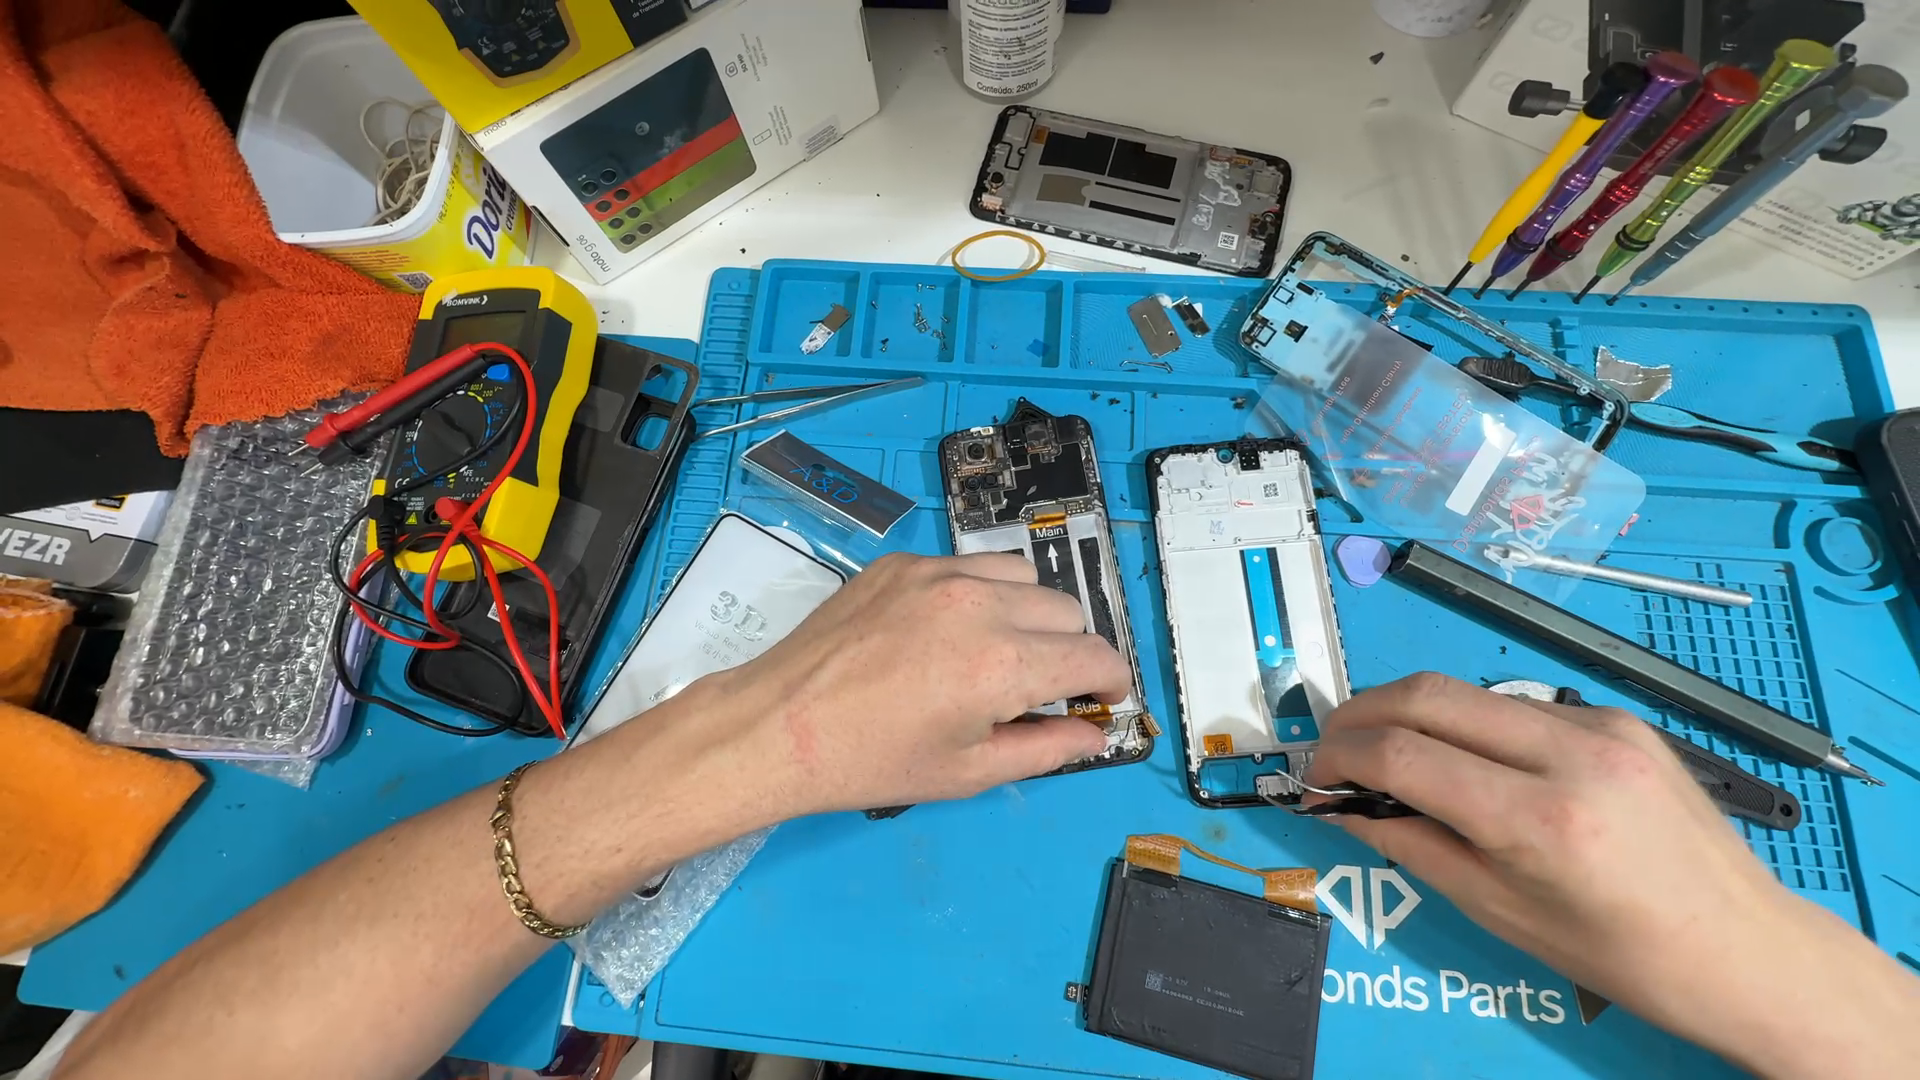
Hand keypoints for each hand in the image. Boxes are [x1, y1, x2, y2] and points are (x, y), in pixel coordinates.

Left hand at [700, 552, 1127, 815]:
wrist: (782, 723)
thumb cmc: (874, 761)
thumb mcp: (969, 772)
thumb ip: (1047, 749)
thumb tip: (1093, 732)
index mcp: (1002, 664)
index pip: (1096, 655)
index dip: (1112, 681)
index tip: (1102, 696)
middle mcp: (980, 604)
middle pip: (1067, 610)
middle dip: (1068, 650)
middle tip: (1037, 685)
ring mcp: (938, 573)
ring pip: (1023, 576)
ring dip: (1028, 613)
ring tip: (995, 649)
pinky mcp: (904, 561)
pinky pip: (968, 564)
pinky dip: (979, 593)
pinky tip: (944, 628)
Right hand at [1303, 674, 1836, 1066]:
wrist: (1758, 955)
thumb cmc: (1620, 955)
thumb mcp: (1495, 910)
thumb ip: (1405, 843)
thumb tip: (1336, 805)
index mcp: (1542, 820)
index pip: (1401, 754)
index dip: (1338, 757)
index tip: (1313, 776)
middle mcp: (1571, 753)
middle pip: (1421, 695)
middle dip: (1356, 715)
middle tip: (1331, 749)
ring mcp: (1598, 725)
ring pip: (1458, 689)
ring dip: (1400, 711)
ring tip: (1380, 749)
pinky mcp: (1613, 717)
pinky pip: (1504, 704)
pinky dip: (1457, 721)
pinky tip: (1460, 758)